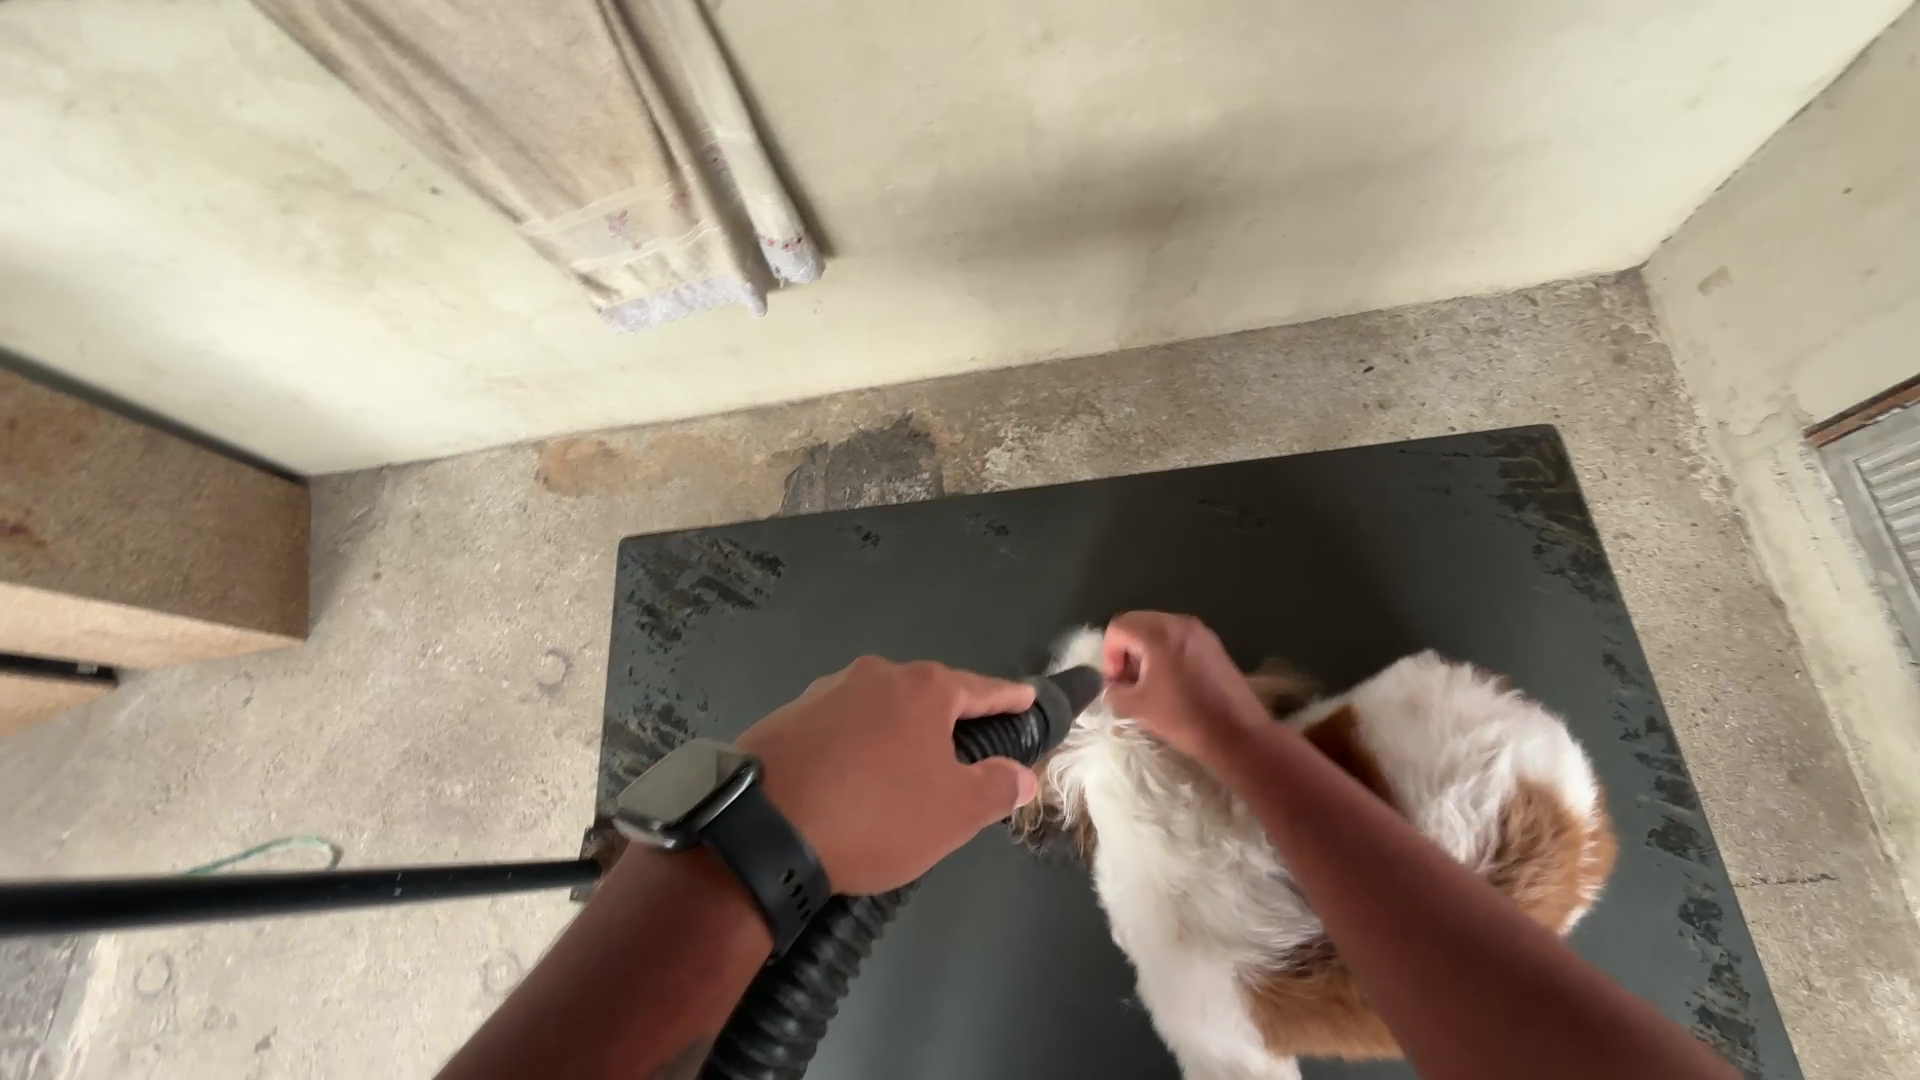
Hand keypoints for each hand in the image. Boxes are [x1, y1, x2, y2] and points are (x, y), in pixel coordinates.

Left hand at [737, 657, 1039, 894]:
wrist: (762, 828)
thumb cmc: (874, 814)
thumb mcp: (954, 812)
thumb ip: (996, 787)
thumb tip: (1022, 774)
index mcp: (923, 689)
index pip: (981, 689)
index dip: (1009, 698)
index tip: (1027, 697)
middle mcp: (875, 676)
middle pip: (927, 696)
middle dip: (947, 721)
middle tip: (962, 756)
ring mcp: (826, 691)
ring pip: (879, 711)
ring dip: (897, 736)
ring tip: (901, 777)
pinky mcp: (788, 716)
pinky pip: (839, 728)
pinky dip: (856, 748)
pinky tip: (850, 782)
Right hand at [1101, 611, 1269, 762]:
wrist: (1238, 735)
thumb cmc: (1184, 718)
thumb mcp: (1137, 708)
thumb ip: (1113, 692)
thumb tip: (1113, 686)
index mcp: (1158, 633)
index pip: (1118, 627)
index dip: (1109, 655)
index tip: (1118, 682)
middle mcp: (1180, 623)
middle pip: (1137, 623)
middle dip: (1126, 650)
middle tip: (1130, 681)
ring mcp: (1201, 633)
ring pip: (1159, 630)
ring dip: (1145, 651)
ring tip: (1150, 684)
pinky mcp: (1214, 646)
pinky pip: (1178, 639)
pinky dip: (1166, 653)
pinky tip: (1172, 683)